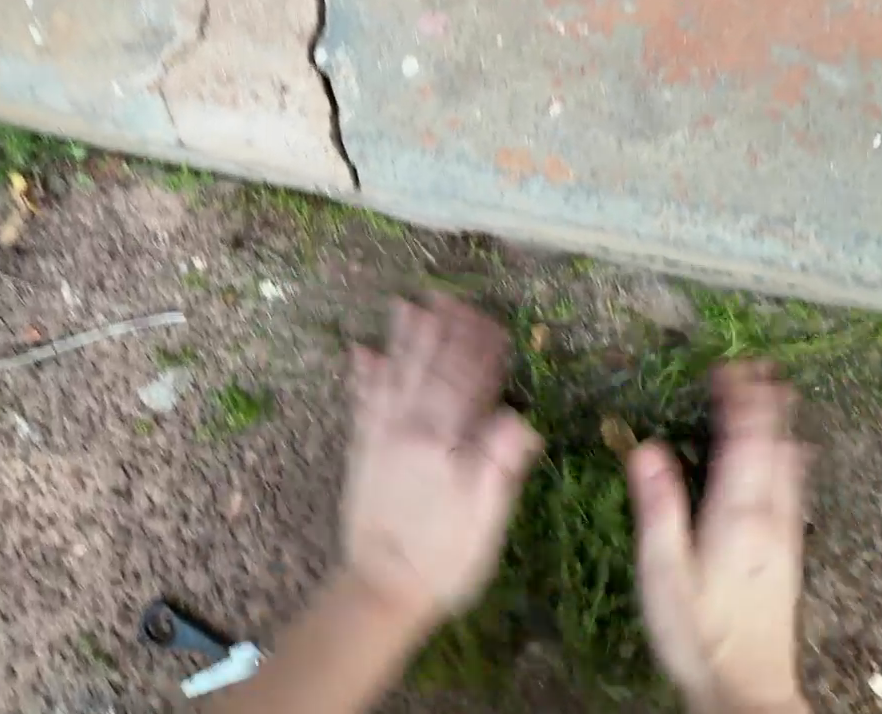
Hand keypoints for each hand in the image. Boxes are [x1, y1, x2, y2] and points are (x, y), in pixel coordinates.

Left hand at [342, 297, 542, 625]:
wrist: (381, 586)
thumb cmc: (443, 559)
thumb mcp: (484, 520)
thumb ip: (497, 466)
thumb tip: (519, 418)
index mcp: (444, 444)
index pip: (466, 384)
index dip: (479, 350)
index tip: (490, 318)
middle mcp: (409, 429)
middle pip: (429, 370)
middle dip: (441, 331)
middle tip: (447, 296)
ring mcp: (381, 435)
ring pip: (394, 375)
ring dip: (402, 340)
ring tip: (406, 305)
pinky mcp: (362, 447)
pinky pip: (362, 401)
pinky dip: (363, 374)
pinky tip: (361, 350)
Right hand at [629, 364, 809, 713]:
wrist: (747, 690)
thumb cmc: (696, 632)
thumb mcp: (664, 571)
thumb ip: (659, 507)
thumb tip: (646, 446)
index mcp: (735, 516)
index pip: (741, 445)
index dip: (738, 404)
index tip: (730, 366)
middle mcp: (767, 519)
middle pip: (772, 449)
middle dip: (765, 404)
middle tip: (758, 364)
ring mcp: (781, 536)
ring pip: (788, 466)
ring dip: (782, 425)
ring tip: (780, 390)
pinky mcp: (785, 552)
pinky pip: (792, 489)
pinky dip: (792, 457)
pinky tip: (796, 451)